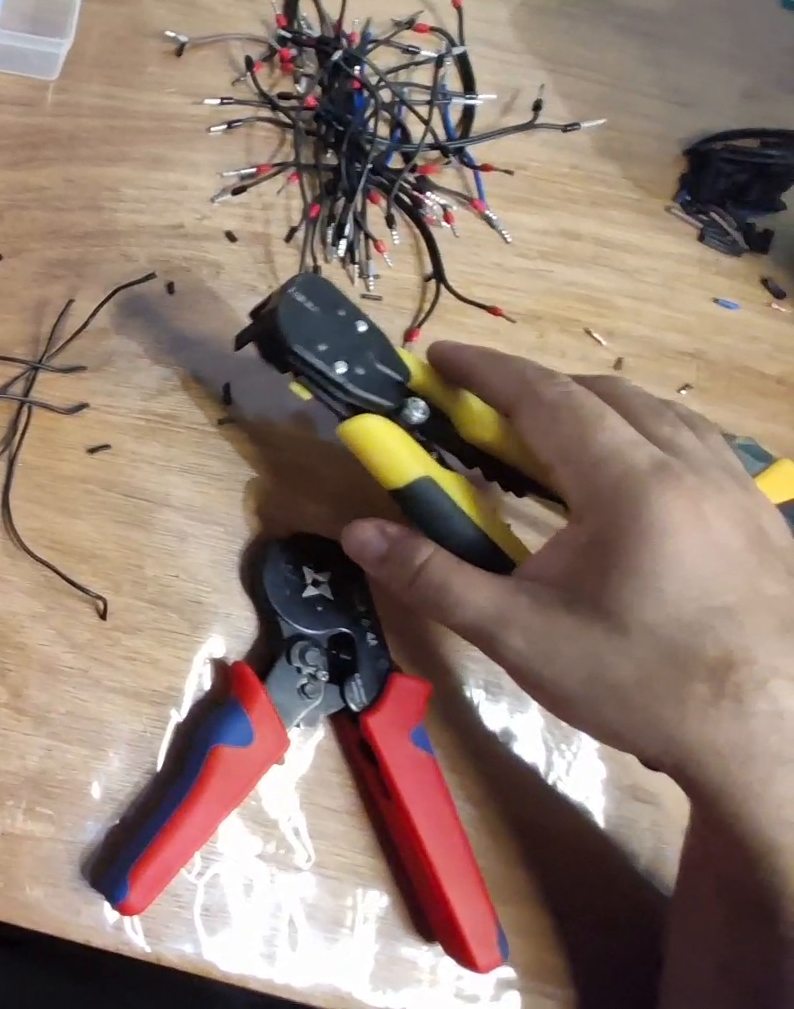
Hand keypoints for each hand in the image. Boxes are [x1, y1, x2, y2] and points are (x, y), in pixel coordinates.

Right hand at [338, 342, 793, 797]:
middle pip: (608, 397)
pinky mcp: (761, 527)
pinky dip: (635, 436)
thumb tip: (355, 532)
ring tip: (535, 433)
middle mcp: (695, 475)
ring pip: (661, 417)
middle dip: (533, 388)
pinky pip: (693, 449)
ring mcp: (740, 499)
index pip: (550, 401)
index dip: (487, 372)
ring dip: (588, 408)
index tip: (438, 357)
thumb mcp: (516, 633)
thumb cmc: (642, 683)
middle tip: (473, 406)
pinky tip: (612, 478)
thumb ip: (430, 575)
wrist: (780, 748)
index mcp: (633, 489)